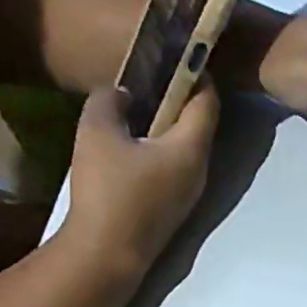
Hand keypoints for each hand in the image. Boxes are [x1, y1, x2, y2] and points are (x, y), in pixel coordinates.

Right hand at [59, 80, 219, 258]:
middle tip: (157, 73)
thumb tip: (123, 94)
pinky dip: (163, 147)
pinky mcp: (174, 209)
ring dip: (170, 124)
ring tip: (142, 103)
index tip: (182, 53)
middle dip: (183, 97)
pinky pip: (176, 167)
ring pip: (187, 148)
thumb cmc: (108, 190)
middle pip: (200, 125)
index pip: (208, 102)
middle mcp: (200, 171)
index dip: (198, 74)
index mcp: (191, 149)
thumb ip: (111, 101)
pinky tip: (136, 142)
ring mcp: (190, 194)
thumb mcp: (99, 132)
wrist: (108, 254)